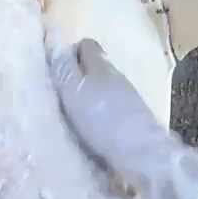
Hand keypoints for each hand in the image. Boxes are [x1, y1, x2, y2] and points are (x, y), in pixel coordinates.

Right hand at [49, 39, 197, 198]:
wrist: (142, 153)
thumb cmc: (102, 119)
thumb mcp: (73, 93)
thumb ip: (64, 70)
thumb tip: (55, 44)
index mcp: (101, 65)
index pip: (87, 45)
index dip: (72, 53)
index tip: (58, 71)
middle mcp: (118, 76)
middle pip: (97, 67)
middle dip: (81, 76)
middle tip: (63, 95)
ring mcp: (130, 97)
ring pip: (107, 87)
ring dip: (93, 96)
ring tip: (78, 115)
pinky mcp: (136, 117)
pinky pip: (115, 106)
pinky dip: (104, 112)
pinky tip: (96, 129)